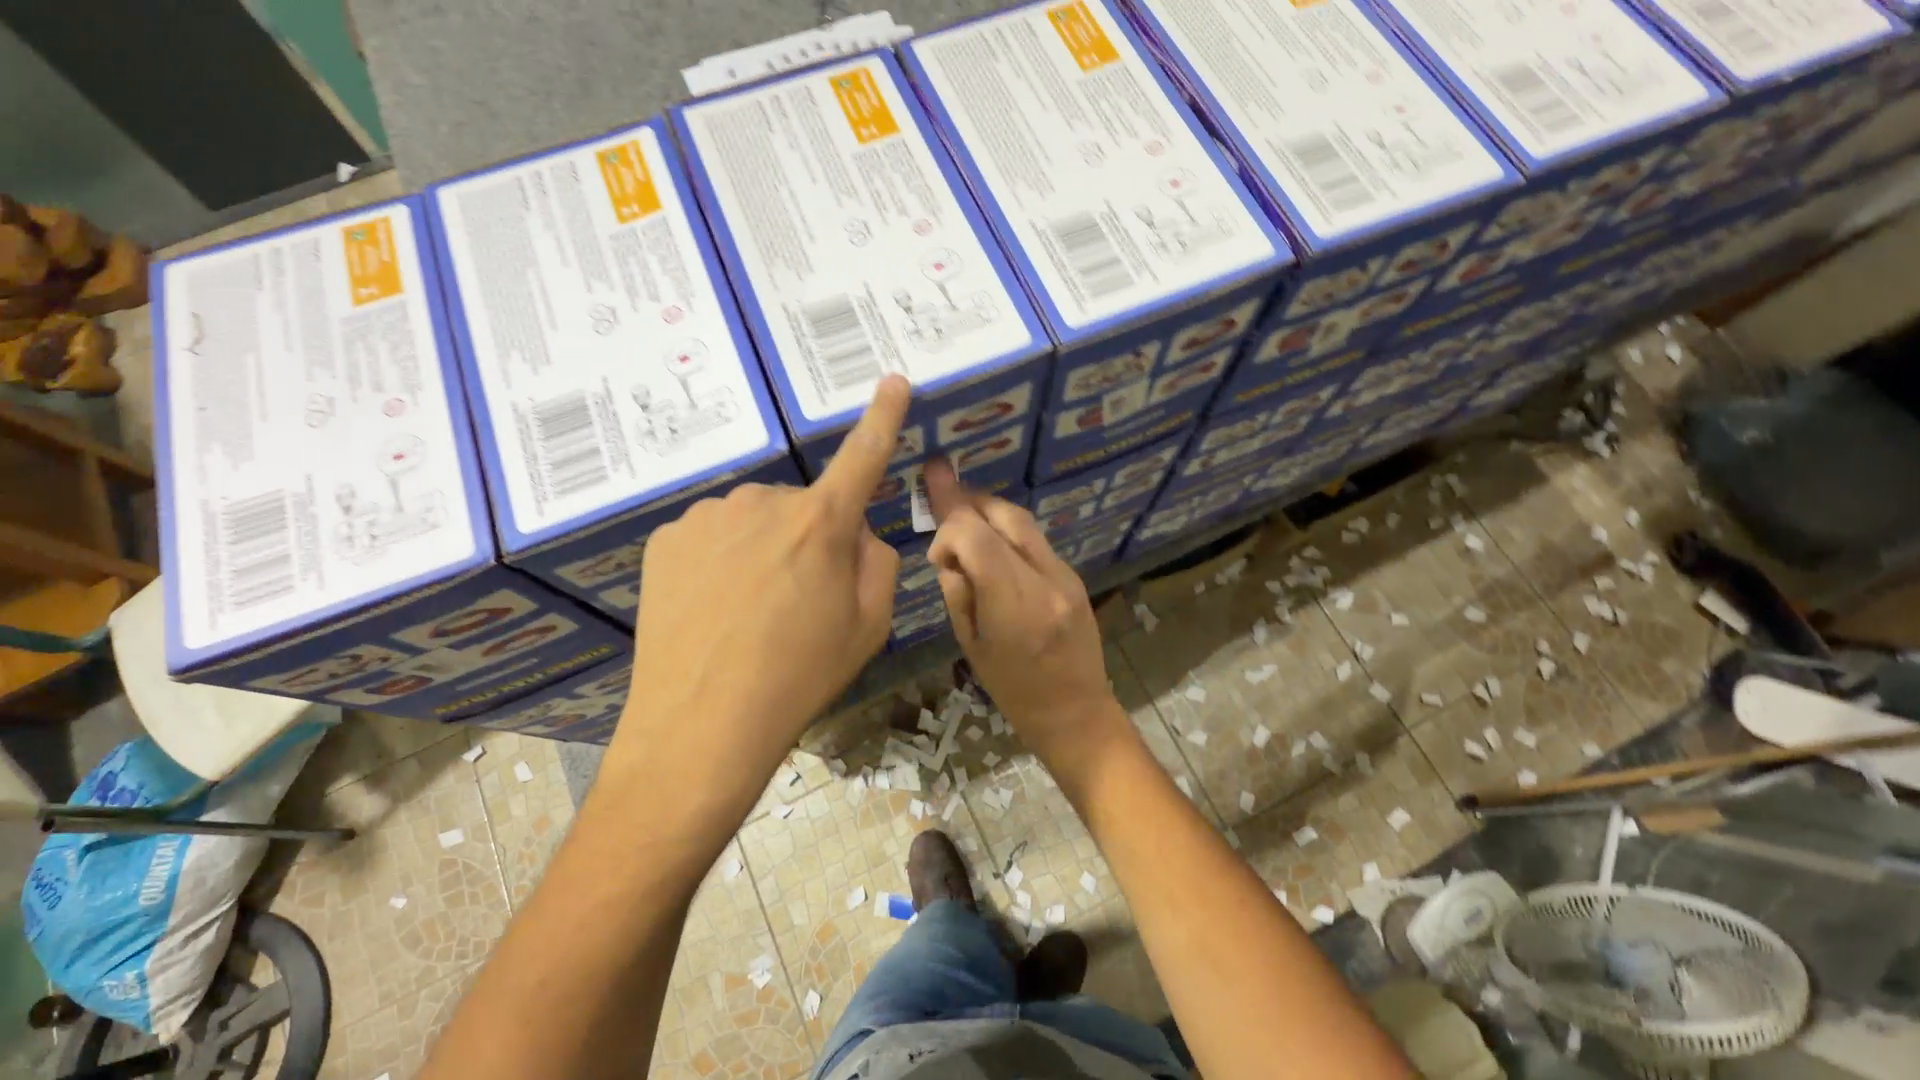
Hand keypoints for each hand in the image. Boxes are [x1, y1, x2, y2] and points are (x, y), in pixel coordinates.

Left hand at [616, 376, 909, 766]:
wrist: (702, 722)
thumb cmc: (800, 675)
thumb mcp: (869, 626)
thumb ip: (876, 561)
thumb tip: (854, 532)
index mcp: (822, 523)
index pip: (863, 456)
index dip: (883, 417)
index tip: (894, 379)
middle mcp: (763, 503)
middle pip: (800, 508)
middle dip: (806, 539)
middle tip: (796, 602)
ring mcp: (707, 518)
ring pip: (750, 522)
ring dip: (758, 550)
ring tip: (747, 613)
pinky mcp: (666, 539)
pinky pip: (709, 538)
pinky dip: (717, 563)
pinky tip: (710, 610)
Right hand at [924, 460, 1126, 761]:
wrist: (1075, 711)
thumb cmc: (1013, 691)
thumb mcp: (972, 645)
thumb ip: (959, 593)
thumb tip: (951, 555)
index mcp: (1014, 604)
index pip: (975, 536)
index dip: (948, 529)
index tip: (935, 552)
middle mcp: (1045, 580)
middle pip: (1005, 516)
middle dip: (970, 501)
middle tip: (941, 486)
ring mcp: (1065, 576)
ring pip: (1024, 522)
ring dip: (990, 511)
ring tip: (962, 509)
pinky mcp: (1074, 578)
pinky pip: (1036, 542)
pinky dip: (1009, 533)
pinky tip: (990, 541)